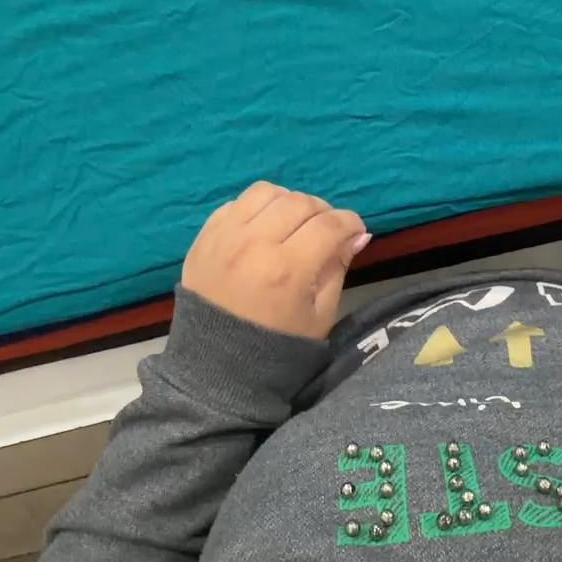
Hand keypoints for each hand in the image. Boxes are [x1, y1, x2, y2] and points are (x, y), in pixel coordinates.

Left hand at [181, 182, 370, 338]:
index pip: (329, 225)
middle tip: (327, 229)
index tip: (356, 229)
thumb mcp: (320, 315)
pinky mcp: (205, 237)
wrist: (216, 368)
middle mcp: (254, 244)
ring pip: (267, 192)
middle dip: (323, 211)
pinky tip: (264, 229)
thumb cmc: (276, 347)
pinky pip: (237, 203)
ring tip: (294, 223)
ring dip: (289, 202)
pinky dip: (257, 209)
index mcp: (287, 270)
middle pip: (300, 203)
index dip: (350, 222)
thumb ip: (337, 268)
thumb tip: (357, 234)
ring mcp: (225, 237)